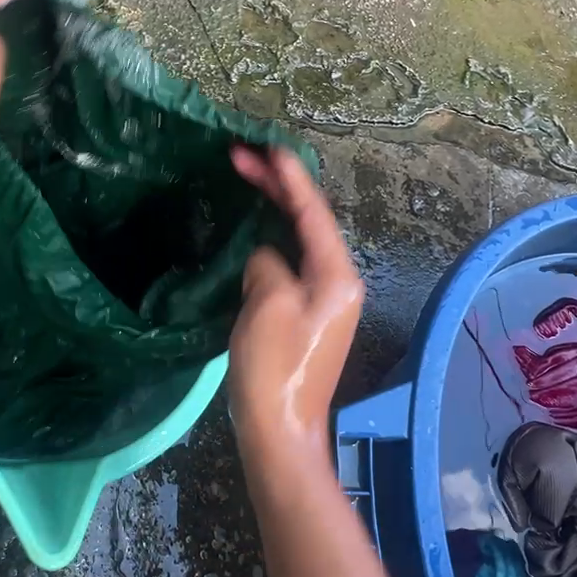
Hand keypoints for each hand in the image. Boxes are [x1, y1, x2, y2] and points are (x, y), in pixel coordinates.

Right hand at [228, 144, 363, 463]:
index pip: (312, 211)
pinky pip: (288, 260)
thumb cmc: (275, 369)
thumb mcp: (267, 304)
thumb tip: (264, 257)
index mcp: (335, 275)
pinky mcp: (302, 312)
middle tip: (241, 155)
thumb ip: (267, 263)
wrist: (279, 431)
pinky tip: (249, 226)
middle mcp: (336, 281)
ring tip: (245, 177)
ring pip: (296, 238)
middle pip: (307, 220)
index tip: (265, 145)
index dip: (289, 176)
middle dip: (276, 186)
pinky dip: (268, 235)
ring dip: (271, 208)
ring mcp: (321, 298)